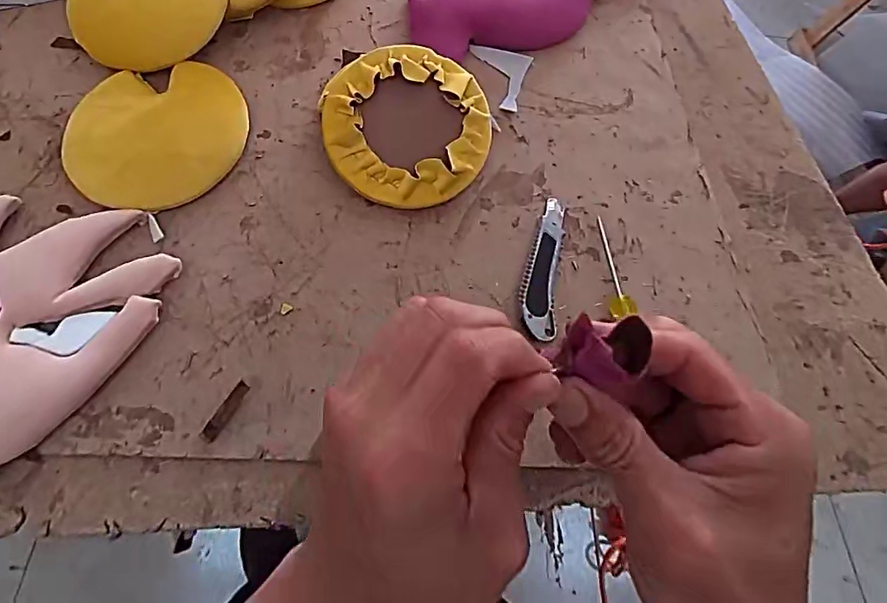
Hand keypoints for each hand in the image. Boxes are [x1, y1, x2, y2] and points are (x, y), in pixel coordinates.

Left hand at [271, 297, 559, 602]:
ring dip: (470, 326)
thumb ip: (511, 443)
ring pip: (421, 312)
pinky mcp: (347, 388)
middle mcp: (366, 415)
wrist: (347, 595)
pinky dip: (444, 333)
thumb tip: (538, 378)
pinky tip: (464, 370)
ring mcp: (349, 396)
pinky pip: (403, 329)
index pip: (467, 354)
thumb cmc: (420, 584)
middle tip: (521, 370)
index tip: (539, 375)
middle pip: (442, 320)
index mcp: (405, 458)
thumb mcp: (491, 535)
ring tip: (494, 367)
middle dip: (497, 331)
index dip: (516, 350)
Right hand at [548, 317, 814, 602]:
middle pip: (671, 369)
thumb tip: (567, 389)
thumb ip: (615, 443)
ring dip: (606, 398)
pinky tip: (580, 433)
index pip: (693, 357)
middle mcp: (745, 422)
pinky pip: (648, 423)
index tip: (585, 341)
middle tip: (566, 371)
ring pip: (653, 392)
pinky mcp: (695, 457)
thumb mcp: (665, 515)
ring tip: (565, 409)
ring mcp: (719, 440)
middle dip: (614, 370)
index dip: (635, 342)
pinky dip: (612, 424)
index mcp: (762, 427)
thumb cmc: (722, 601)